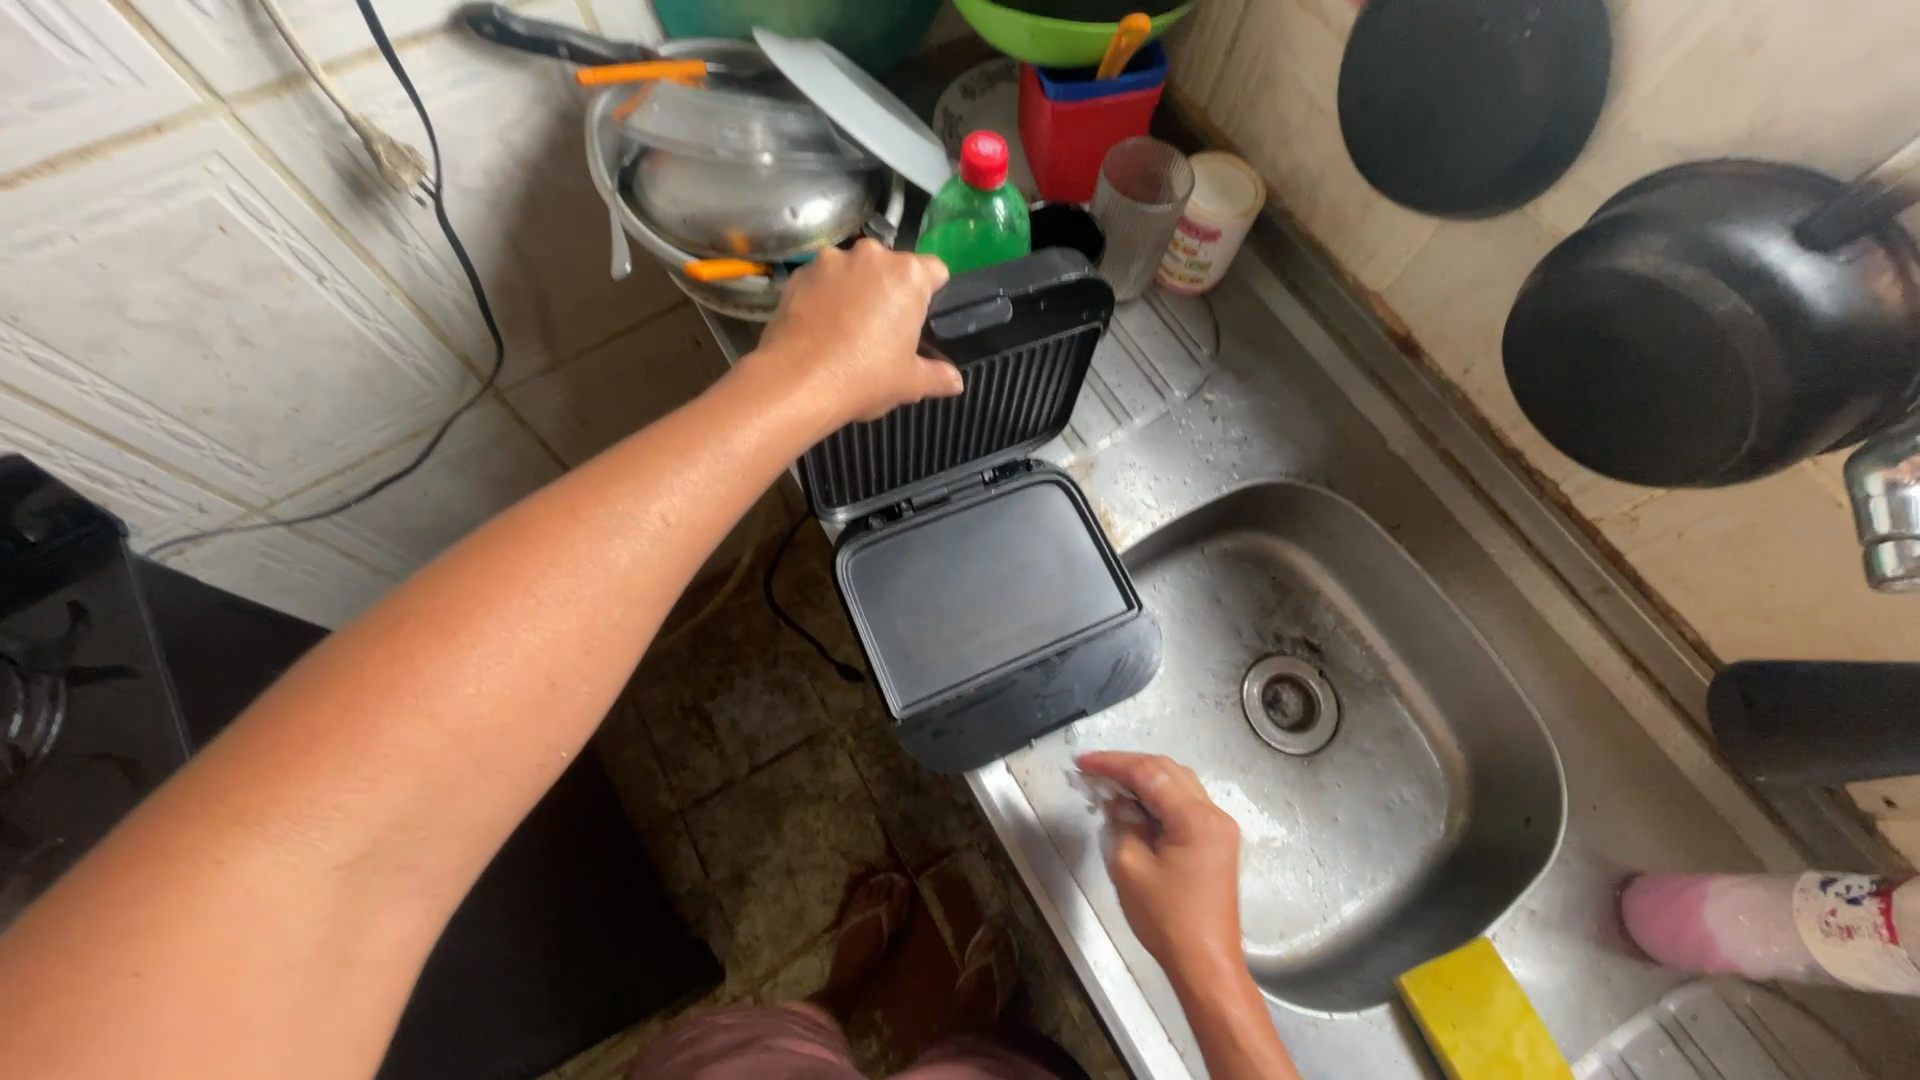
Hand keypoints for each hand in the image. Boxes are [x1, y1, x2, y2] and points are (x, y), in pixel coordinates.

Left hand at [747, 240, 962, 424]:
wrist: (797, 382)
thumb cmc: (865, 377)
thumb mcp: (910, 383)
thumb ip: (938, 376)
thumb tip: (956, 382)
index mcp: (908, 275)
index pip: (936, 271)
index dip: (932, 295)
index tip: (921, 321)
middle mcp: (871, 256)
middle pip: (892, 268)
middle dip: (891, 292)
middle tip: (885, 332)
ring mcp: (830, 261)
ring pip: (855, 272)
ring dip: (856, 291)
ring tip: (848, 331)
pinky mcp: (798, 274)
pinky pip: (823, 281)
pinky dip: (826, 298)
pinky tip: (822, 330)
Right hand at [1076, 752, 1242, 986]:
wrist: (1206, 963)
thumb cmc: (1166, 919)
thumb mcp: (1130, 867)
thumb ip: (1122, 823)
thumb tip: (1116, 800)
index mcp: (1194, 818)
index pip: (1149, 773)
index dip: (1112, 763)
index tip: (1082, 763)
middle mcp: (1213, 814)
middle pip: (1167, 770)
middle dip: (1128, 766)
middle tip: (1094, 771)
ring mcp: (1219, 827)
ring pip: (1179, 783)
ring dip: (1145, 779)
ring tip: (1111, 784)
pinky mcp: (1217, 841)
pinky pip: (1186, 803)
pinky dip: (1159, 796)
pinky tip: (1136, 805)